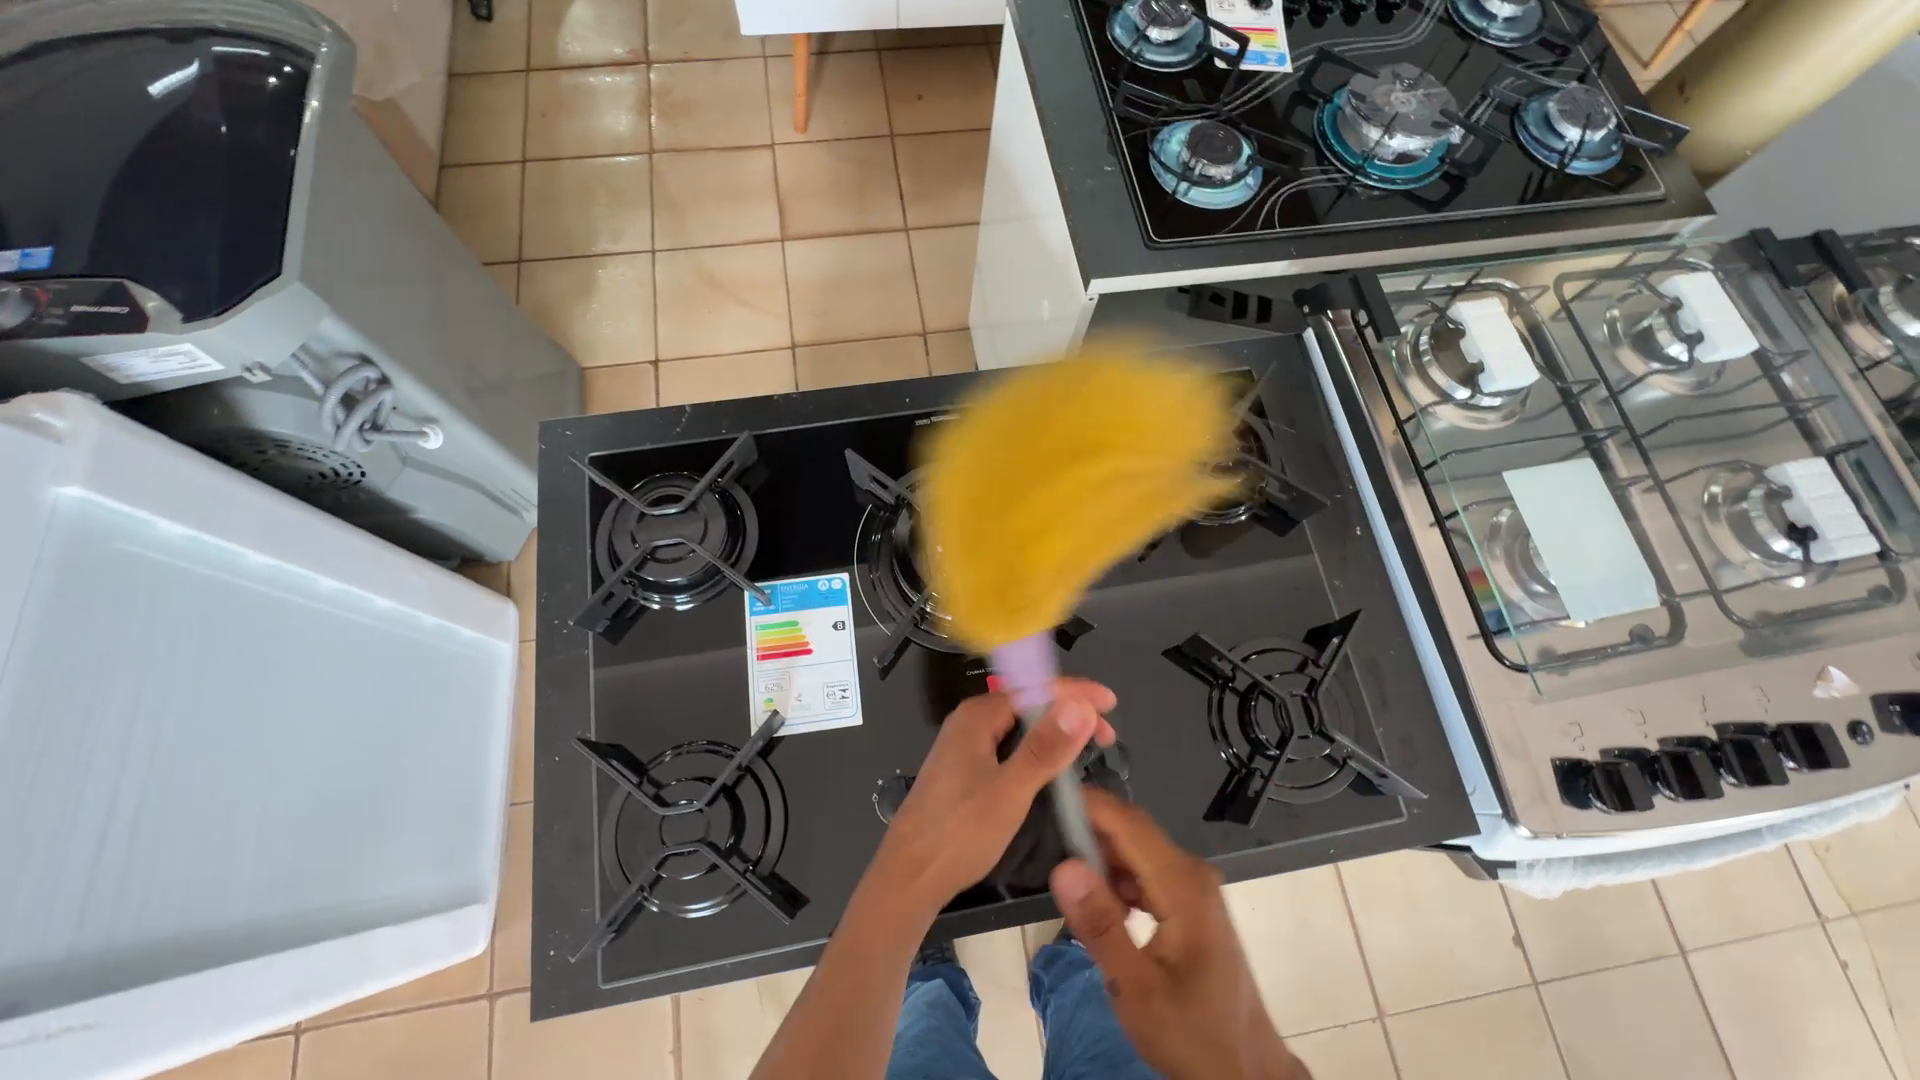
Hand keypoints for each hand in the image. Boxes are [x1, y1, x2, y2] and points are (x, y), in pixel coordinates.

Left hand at [868, 679, 1116, 914]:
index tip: (1111, 704)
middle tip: (1106, 735)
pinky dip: (1036, 751)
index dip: (1076, 693)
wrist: (910, 876)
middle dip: (1068, 712)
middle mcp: (968, 723)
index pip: (1034, 689)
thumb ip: (1045, 748)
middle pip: (1027, 704)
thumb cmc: (959, 833)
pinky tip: (1053, 767)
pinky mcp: (965, 771)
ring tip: (1089, 746)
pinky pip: (1009, 747)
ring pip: (1018, 727)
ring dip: (1054, 733)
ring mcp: (964, 748)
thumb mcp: (1009, 791)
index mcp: (976, 717)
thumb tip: (1081, 706)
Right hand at [1049, 790, 1306, 1079]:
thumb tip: (1064, 865)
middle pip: (1131, 832)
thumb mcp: (1135, 988)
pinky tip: (1102, 913)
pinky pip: (1146, 874)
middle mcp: (1191, 873)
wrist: (1245, 1070)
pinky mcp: (1190, 904)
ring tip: (1067, 888)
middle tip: (1044, 848)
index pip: (1127, 821)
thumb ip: (1099, 925)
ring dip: (1100, 862)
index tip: (1044, 797)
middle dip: (1087, 834)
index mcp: (1182, 885)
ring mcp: (1194, 887)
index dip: (1087, 804)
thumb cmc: (1192, 1032)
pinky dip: (1118, 883)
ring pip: (1136, 852)